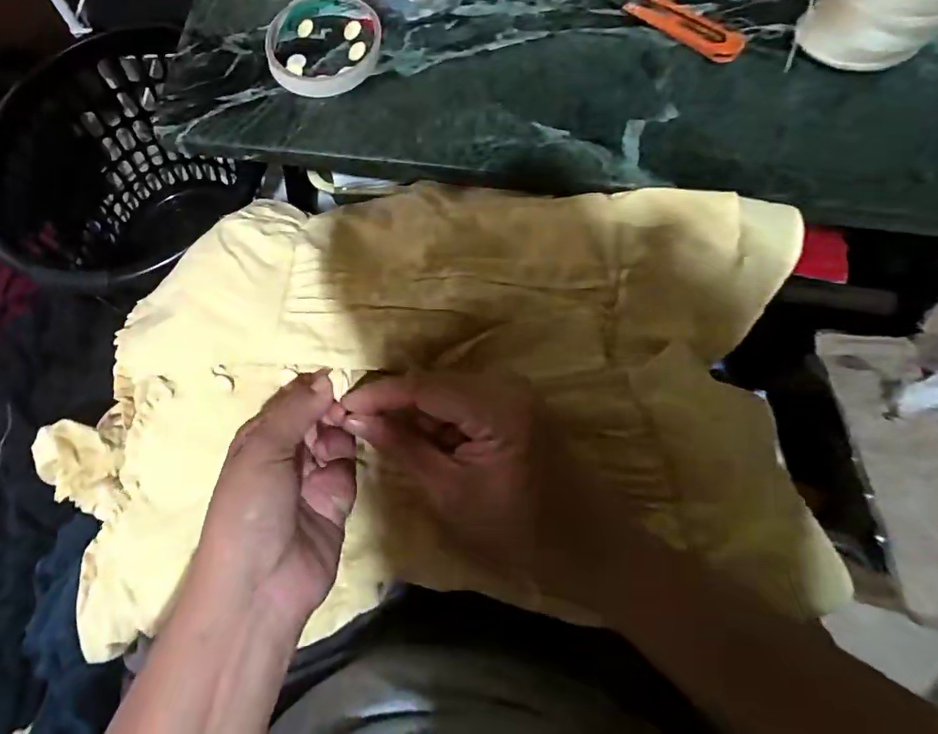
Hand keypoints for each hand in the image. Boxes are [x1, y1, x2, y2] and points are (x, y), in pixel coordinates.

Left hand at [188, 370, 357, 631]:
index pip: (288, 402)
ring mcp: (309, 479)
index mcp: (258, 436)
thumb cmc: (250, 505)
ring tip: (344, 427)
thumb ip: (294, 411)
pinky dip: (347, 460)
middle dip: (328, 408)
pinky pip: (346, 472)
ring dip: (338, 432)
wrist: (261, 581)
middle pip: (313, 419)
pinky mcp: (334, 504)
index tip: (335, 378)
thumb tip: (323, 377)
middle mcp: (284, 454)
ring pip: (332, 441)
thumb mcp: (263, 448)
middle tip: (345, 405)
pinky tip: (345, 456)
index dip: (309, 389)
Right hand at [338, 371, 633, 603]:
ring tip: (382, 437)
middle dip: (390, 403)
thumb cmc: (523, 532)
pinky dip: (434, 419)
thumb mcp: (450, 494)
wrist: (599, 554)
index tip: (338, 407)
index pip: (418, 386)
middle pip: (428, 383)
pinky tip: (419, 442)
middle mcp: (503, 386)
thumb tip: (354, 417)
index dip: (374, 394)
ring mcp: (511, 393)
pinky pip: (458, 401)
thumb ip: (401, 448)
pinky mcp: (512, 405)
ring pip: (440, 390)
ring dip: (411, 412)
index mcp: (494, 407)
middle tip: (355, 424)